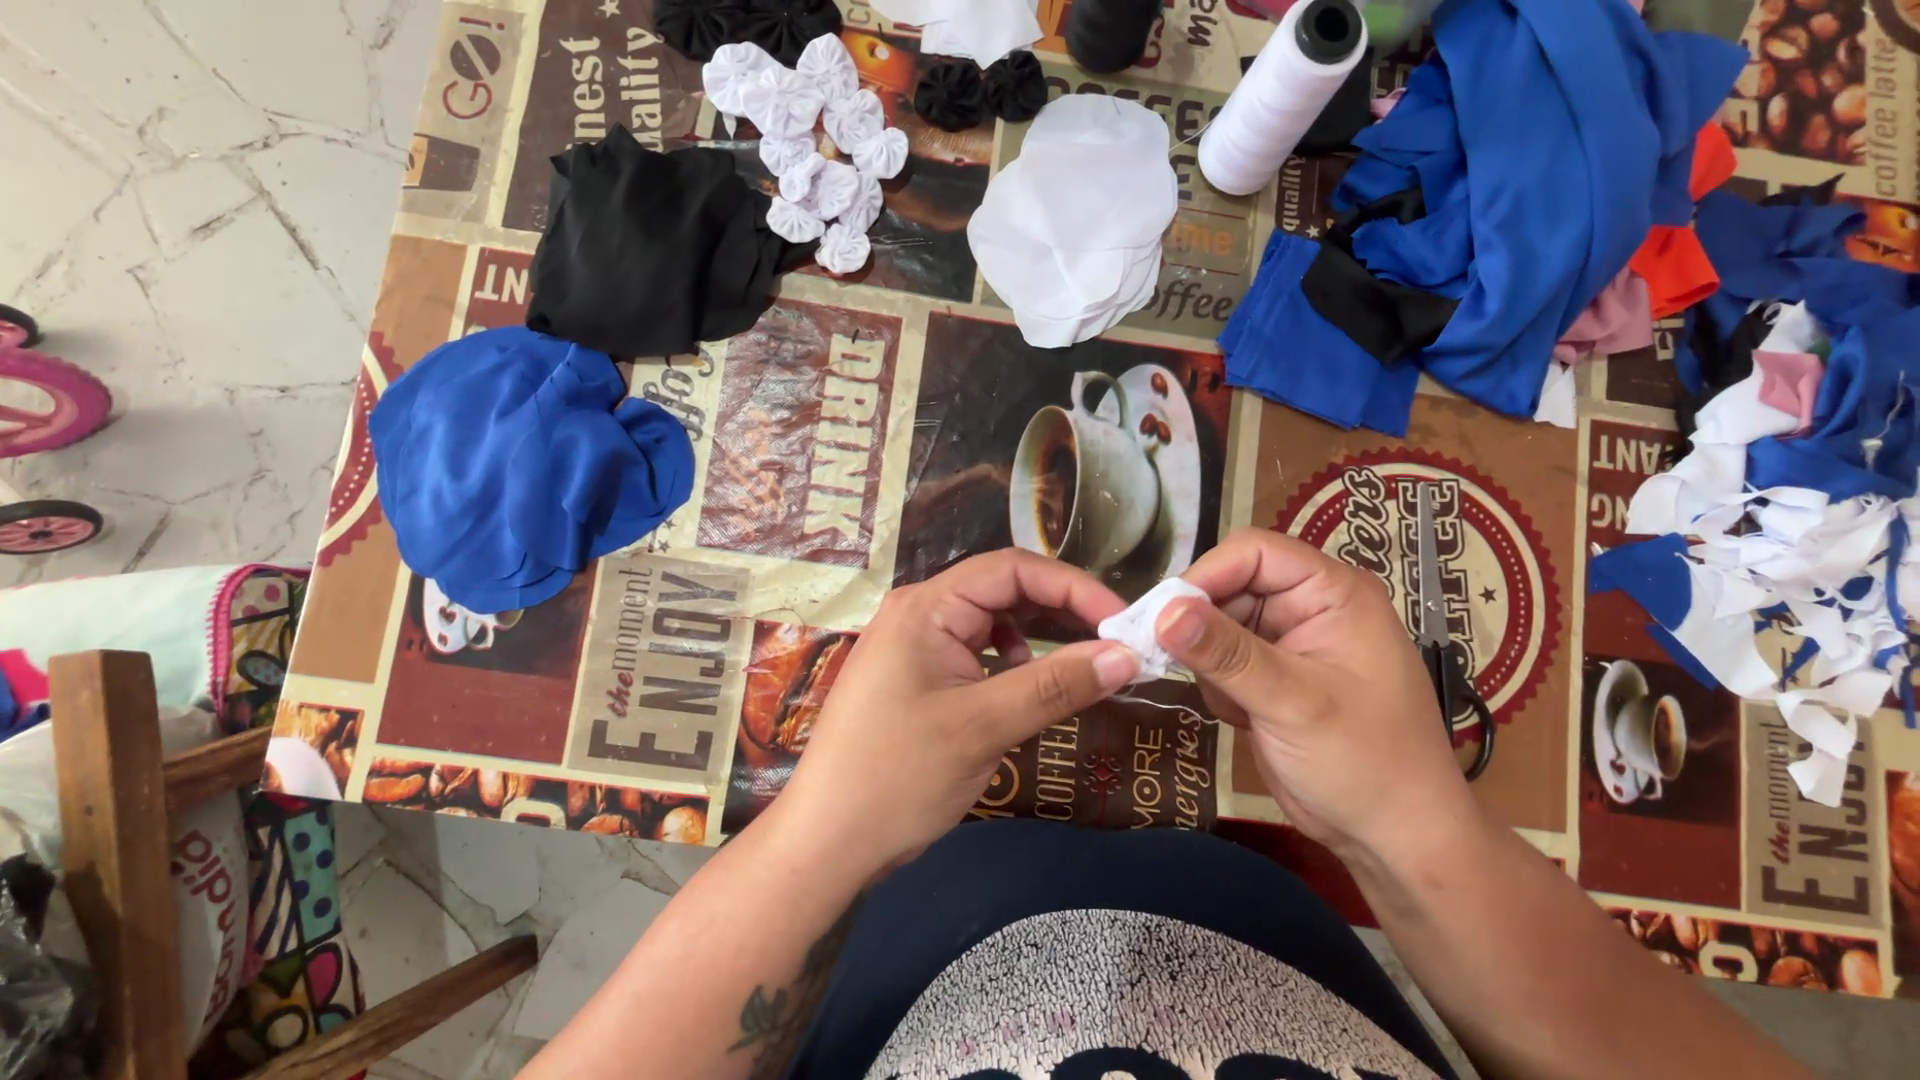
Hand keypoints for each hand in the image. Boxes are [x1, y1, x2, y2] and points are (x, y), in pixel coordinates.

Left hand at [777, 549, 1139, 872]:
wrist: (828, 842)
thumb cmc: (898, 775)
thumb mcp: (983, 727)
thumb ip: (1056, 685)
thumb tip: (1128, 655)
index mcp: (926, 607)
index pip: (1013, 569)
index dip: (1073, 588)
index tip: (1122, 624)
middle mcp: (918, 614)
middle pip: (1003, 591)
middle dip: (1060, 613)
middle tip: (1112, 646)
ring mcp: (914, 648)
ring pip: (991, 624)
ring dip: (1037, 640)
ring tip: (1076, 669)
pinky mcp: (915, 681)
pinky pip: (975, 656)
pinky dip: (1010, 667)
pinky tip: (1024, 693)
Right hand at [1154, 527, 1476, 861]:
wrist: (1392, 836)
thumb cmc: (1363, 761)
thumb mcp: (1292, 703)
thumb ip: (1226, 653)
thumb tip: (1163, 611)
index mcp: (1333, 593)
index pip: (1253, 552)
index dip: (1206, 575)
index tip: (1164, 617)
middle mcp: (1310, 607)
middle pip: (1229, 586)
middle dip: (1203, 628)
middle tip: (1176, 666)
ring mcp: (1290, 643)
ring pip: (1217, 626)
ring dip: (1211, 665)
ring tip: (1237, 706)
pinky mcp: (1273, 677)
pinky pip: (1221, 661)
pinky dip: (1219, 687)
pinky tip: (1245, 719)